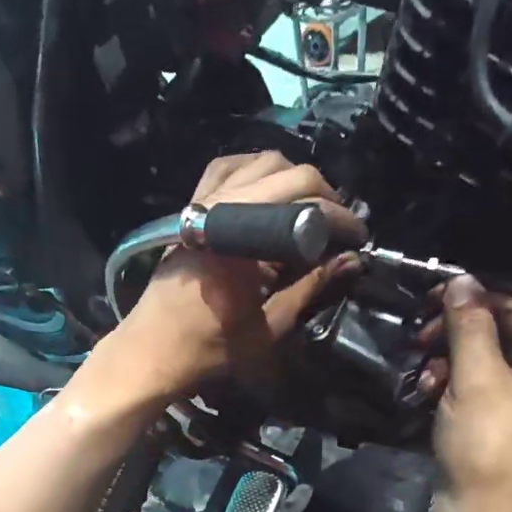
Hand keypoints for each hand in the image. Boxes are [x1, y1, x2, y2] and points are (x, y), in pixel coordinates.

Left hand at [100, 151, 364, 397]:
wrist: (152, 350)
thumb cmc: (211, 346)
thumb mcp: (271, 325)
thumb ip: (313, 286)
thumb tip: (353, 261)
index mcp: (244, 238)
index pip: (306, 208)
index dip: (341, 219)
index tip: (359, 239)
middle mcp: (224, 207)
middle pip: (288, 173)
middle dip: (324, 193)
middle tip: (339, 224)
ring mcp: (205, 201)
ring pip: (260, 161)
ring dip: (293, 177)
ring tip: (310, 207)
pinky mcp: (193, 205)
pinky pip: (228, 167)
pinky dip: (256, 170)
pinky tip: (270, 190)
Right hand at [426, 276, 511, 511]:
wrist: (475, 508)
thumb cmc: (485, 441)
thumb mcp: (475, 377)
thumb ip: (470, 324)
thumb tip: (462, 278)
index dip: (475, 299)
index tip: (433, 295)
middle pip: (504, 328)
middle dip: (458, 331)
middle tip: (421, 333)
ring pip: (488, 350)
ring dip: (451, 355)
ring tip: (424, 368)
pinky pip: (486, 374)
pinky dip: (456, 376)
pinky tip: (431, 386)